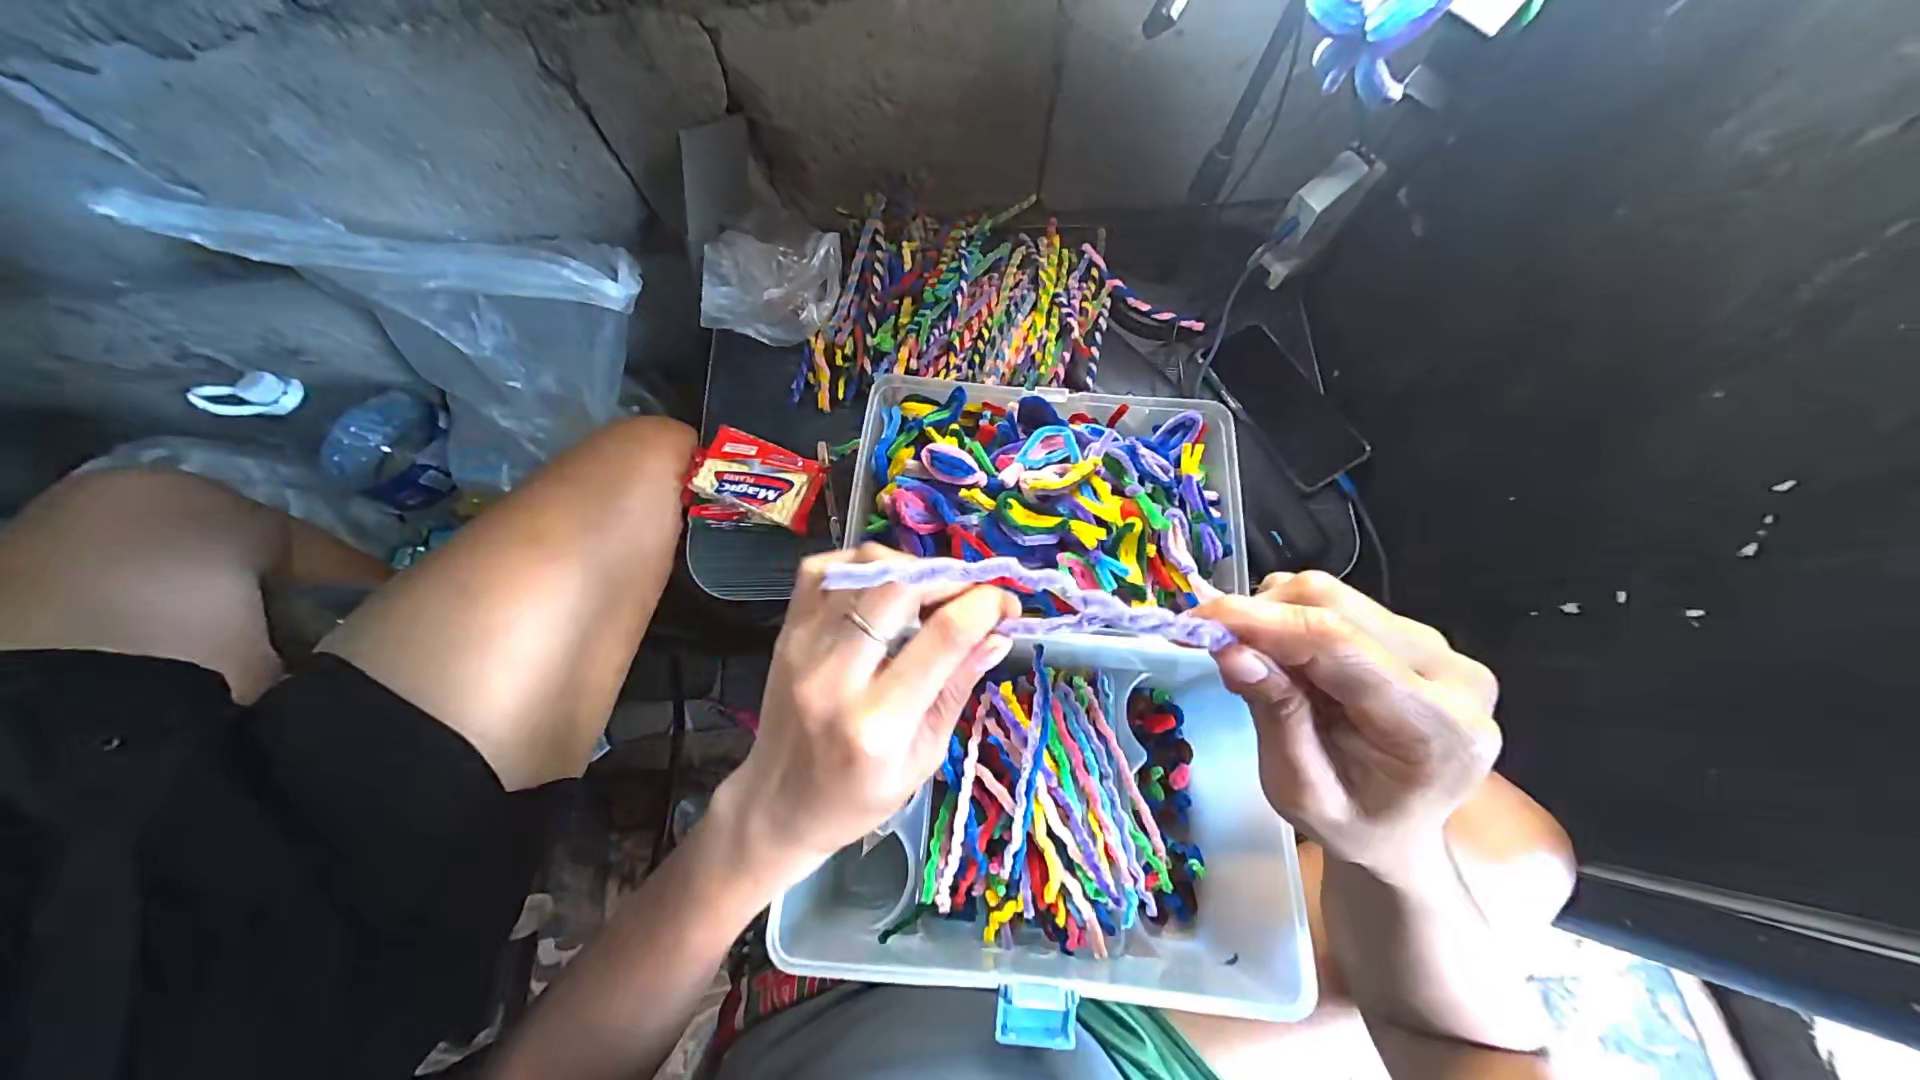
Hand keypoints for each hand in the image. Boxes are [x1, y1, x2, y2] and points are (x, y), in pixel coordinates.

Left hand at [718, 544, 1017, 888]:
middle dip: (951, 578)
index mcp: (879, 723)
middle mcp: (836, 676)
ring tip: (932, 589)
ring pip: (864, 569)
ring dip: (911, 567)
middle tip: (973, 592)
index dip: (986, 605)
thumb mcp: (924, 757)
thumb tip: (997, 634)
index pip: (944, 635)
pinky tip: (884, 582)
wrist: (776, 805)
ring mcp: (803, 647)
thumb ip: (957, 688)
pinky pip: (822, 569)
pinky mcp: (786, 632)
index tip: (1007, 605)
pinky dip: (861, 562)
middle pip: (900, 588)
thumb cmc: (858, 797)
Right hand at [1193, 571, 1501, 880]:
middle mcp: (1452, 674)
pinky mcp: (1417, 635)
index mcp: (1436, 727)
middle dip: (1260, 615)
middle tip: (1213, 643)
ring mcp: (1439, 648)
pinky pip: (1339, 602)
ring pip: (1334, 595)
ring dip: (1274, 616)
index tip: (1196, 622)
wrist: (1398, 831)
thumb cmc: (1350, 823)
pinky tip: (1285, 658)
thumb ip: (1274, 717)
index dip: (1260, 622)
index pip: (1338, 644)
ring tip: (1255, 662)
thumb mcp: (1299, 791)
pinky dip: (1291, 617)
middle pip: (1335, 605)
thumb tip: (1230, 649)